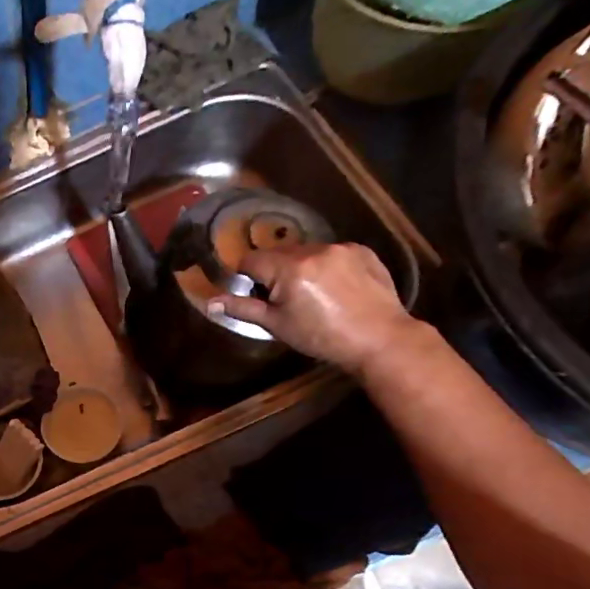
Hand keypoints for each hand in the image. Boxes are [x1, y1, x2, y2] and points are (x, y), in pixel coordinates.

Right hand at [210, 243, 425, 376]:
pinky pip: (331, 252)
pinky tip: (336, 288)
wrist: (380, 340)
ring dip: (300, 266)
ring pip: (305, 251)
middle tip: (284, 299)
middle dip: (274, 271)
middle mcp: (314, 250)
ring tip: (313, 294)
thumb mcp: (277, 325)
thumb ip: (243, 308)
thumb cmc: (321, 337)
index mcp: (289, 268)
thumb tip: (209, 302)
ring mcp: (340, 248)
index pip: (251, 260)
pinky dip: (325, 265)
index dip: (247, 277)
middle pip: (278, 252)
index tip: (257, 296)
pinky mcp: (361, 251)